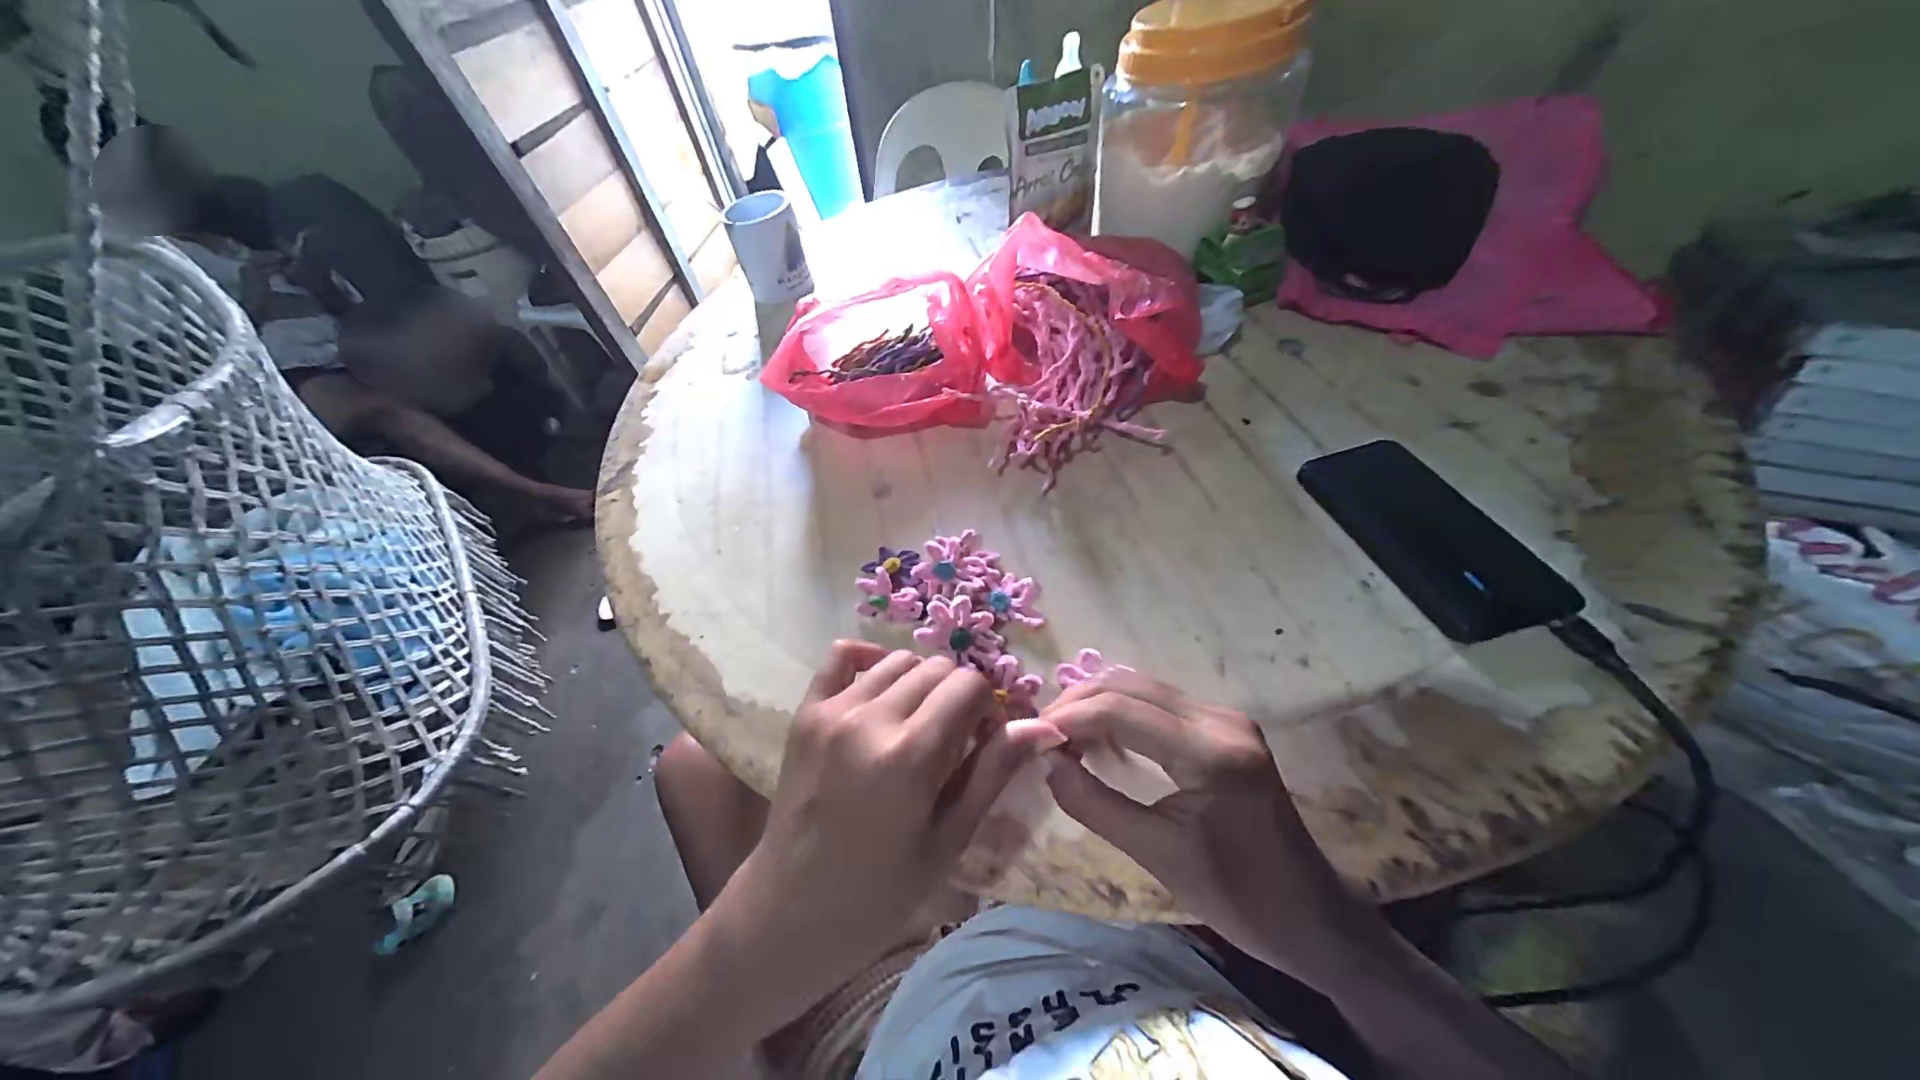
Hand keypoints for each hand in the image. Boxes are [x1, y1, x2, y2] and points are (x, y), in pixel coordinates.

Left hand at [715, 642, 1063, 994]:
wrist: (791, 909)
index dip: (989, 707)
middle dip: (959, 695)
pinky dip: (870, 659)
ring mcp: (832, 711)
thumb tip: (1043, 726)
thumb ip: (992, 772)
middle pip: (938, 668)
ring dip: (921, 682)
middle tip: (955, 737)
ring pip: (899, 660)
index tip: (985, 741)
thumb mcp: (948, 839)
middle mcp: (870, 719)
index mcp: (910, 755)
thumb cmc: (881, 891)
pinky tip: (882, 689)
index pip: (970, 686)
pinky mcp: (805, 712)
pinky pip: (842, 656)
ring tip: (919, 722)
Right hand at [1042, 672, 1388, 982]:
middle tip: (1042, 736)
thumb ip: (1094, 803)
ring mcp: (1226, 718)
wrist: (1311, 915)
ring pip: (1142, 687)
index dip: (1069, 718)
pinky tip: (1101, 738)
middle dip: (1078, 703)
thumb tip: (1047, 763)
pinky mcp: (1225, 727)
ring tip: (1063, 737)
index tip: (1031, 740)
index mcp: (1210, 751)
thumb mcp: (1156, 855)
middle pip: (1129, 685)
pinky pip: (1160, 703)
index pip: (1120, 710)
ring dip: (1098, 704)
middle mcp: (1220, 719)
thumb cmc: (1237, 898)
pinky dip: (1122, 712)